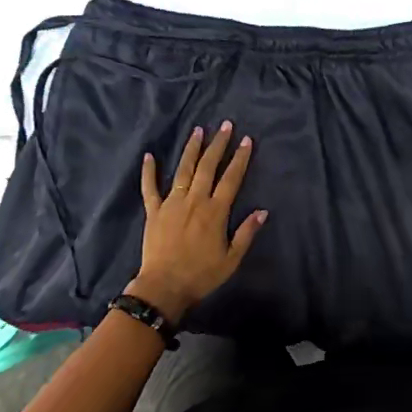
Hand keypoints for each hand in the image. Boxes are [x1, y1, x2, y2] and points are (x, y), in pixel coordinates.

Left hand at [129, 121, 267, 322]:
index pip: (231, 178)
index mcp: (215, 211)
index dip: (240, 158)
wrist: (165, 286)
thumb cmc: (201, 275)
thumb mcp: (231, 259)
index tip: (246, 140)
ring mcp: (171, 203)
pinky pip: (149, 187)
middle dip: (218, 144)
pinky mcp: (153, 211)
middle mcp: (194, 200)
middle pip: (208, 166)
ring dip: (192, 149)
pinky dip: (149, 171)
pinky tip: (149, 156)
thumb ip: (246, 233)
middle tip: (225, 125)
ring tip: (198, 131)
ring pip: (183, 170)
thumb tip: (262, 211)